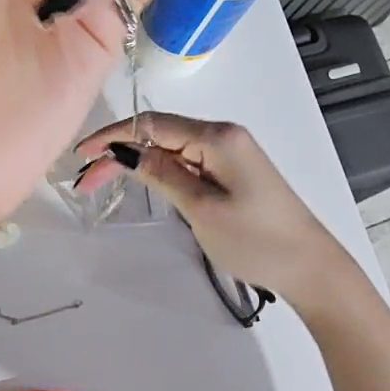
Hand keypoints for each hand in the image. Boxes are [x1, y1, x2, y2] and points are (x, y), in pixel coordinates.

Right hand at [75, 113, 351, 304]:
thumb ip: (163, 175)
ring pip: (170, 147)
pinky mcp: (231, 172)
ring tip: (102, 182)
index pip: (152, 124)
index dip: (112, 136)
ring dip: (135, 160)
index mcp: (217, 137)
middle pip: (158, 132)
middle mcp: (223, 135)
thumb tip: (125, 151)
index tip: (81, 155)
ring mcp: (229, 153)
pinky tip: (140, 181)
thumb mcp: (202, 208)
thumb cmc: (256, 240)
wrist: (308, 266)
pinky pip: (186, 160)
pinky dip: (158, 169)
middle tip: (86, 181)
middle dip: (118, 151)